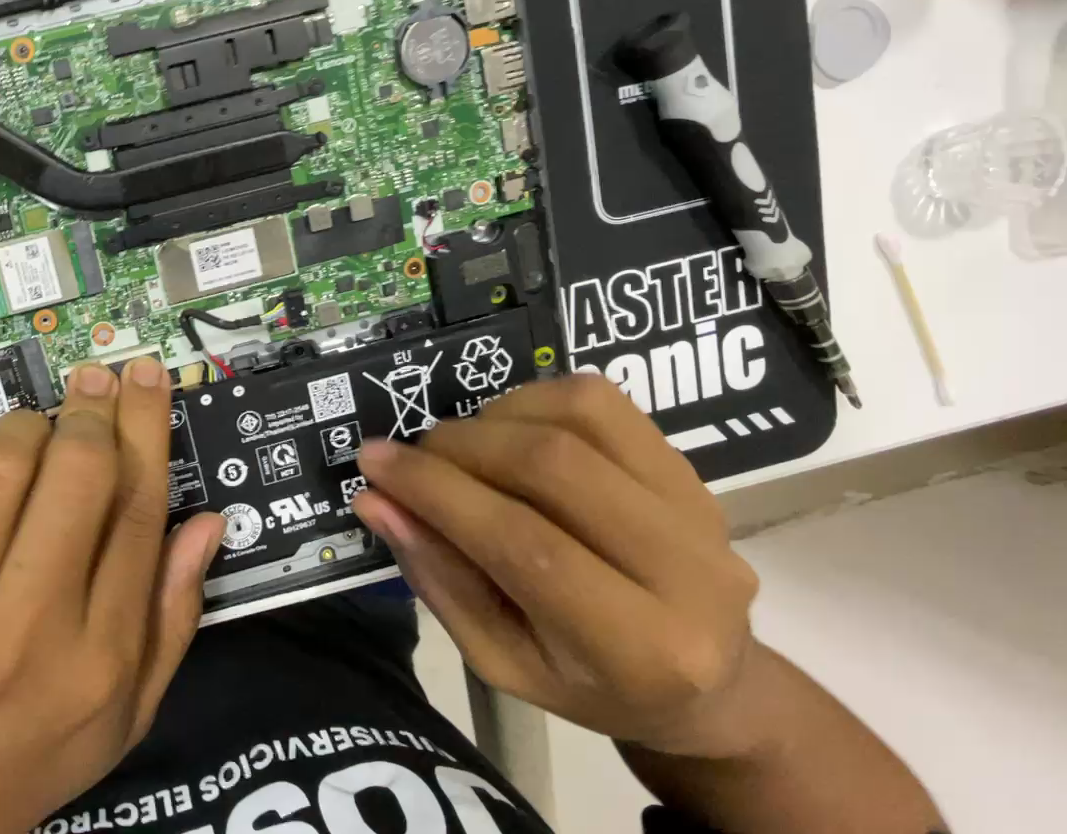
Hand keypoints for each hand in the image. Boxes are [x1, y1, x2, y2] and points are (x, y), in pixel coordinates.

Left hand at [0, 359, 227, 833]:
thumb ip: (173, 617)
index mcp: (100, 654)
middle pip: (76, 474)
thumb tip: (205, 520)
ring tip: (28, 436)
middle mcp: (26, 624)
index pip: (138, 509)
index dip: (146, 427)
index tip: (145, 377)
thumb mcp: (127, 714)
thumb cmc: (28, 756)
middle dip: (89, 413)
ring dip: (19, 430)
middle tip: (90, 389)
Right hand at [351, 374, 766, 759]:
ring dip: (495, 418)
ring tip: (462, 447)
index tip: (373, 461)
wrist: (710, 683)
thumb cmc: (589, 684)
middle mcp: (687, 573)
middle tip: (412, 455)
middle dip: (460, 448)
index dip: (436, 491)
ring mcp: (699, 510)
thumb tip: (375, 501)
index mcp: (637, 649)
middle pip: (553, 467)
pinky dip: (534, 399)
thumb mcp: (499, 658)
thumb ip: (438, 577)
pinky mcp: (691, 469)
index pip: (521, 544)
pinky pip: (603, 402)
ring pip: (580, 419)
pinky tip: (508, 429)